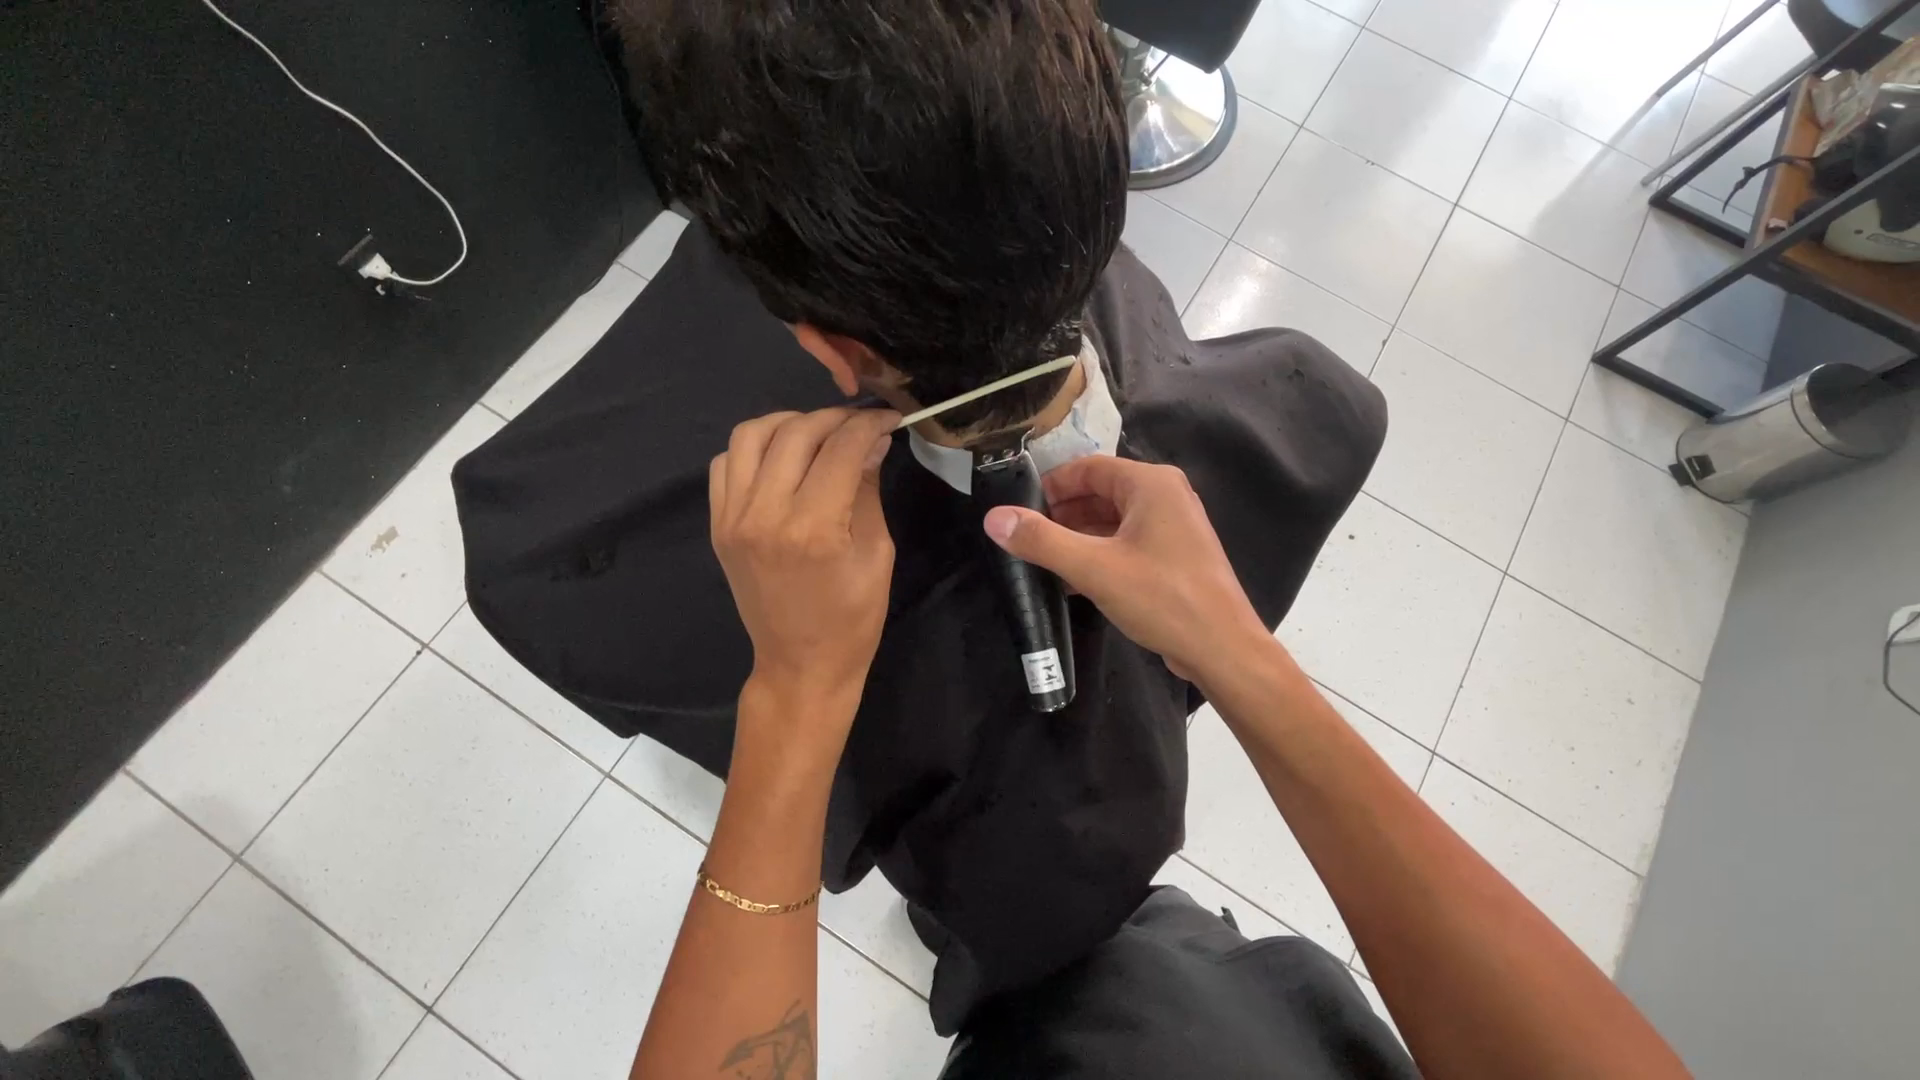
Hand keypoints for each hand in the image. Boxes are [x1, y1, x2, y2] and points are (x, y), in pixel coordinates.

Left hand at [710, 407, 899, 729]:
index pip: (841, 448)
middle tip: (860, 425)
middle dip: (835, 418)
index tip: (890, 418)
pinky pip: (726, 463)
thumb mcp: (877, 553)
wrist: (800, 663)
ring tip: (818, 433)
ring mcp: (733, 518)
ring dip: (790, 423)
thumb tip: (872, 442)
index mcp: (814, 528)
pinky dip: (754, 448)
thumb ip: (868, 490)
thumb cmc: (852, 619)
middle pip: (797, 432)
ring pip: (751, 435)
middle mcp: (765, 514)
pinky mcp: (718, 525)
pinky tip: (781, 459)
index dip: (870, 424)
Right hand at [982, 456, 1269, 683]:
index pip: (1088, 467)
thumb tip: (993, 518)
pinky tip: (1072, 579)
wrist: (1222, 648)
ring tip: (1043, 560)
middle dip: (1062, 513)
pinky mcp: (1175, 556)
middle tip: (1026, 538)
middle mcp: (1166, 496)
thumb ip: (1041, 541)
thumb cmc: (1162, 598)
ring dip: (1078, 536)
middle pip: (1100, 492)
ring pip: (1113, 520)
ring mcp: (1174, 527)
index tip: (1019, 510)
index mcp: (1150, 484)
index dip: (1051, 485)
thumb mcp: (1093, 568)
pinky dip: (1099, 553)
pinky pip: (1128, 543)